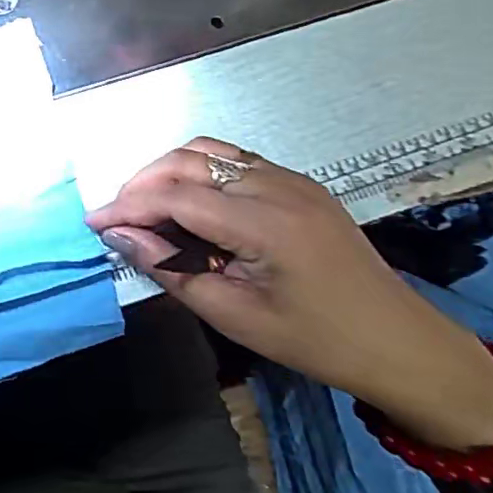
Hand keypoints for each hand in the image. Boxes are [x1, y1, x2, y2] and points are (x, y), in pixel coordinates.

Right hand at [87, 138, 492, 450]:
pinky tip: (191, 204)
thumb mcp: (236, 316)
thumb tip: (121, 237)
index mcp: (264, 222)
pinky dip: (201, 173)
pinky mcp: (300, 183)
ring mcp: (292, 178)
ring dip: (171, 171)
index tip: (94, 222)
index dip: (129, 205)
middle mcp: (276, 184)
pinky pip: (237, 162)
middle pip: (190, 160)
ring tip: (147, 206)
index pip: (176, 195)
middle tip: (117, 216)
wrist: (398, 340)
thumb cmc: (316, 340)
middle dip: (143, 182)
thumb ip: (173, 269)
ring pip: (212, 152)